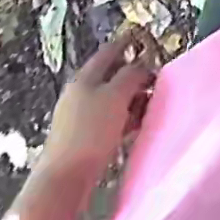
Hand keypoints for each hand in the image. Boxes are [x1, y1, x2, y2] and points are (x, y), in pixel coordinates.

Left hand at [41, 26, 155, 170]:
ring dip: (132, 98)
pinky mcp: (84, 139)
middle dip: (135, 75)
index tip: (145, 37)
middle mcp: (80, 93)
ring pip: (112, 99)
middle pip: (112, 75)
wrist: (64, 181)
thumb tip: (142, 66)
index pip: (109, 51)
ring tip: (151, 103)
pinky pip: (110, 119)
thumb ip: (132, 74)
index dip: (128, 42)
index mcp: (85, 77)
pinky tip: (137, 124)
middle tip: (156, 78)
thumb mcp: (116, 95)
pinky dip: (125, 117)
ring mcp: (80, 117)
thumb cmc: (91, 131)